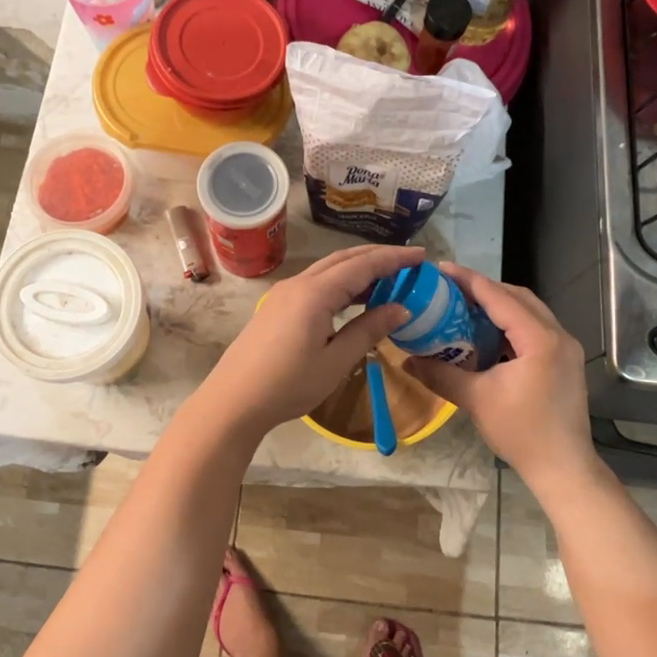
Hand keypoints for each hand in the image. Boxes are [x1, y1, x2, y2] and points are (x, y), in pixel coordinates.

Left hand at [191, 245, 423, 433]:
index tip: (422, 255)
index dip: (394, 258)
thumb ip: (368, 330)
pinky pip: (316, 282)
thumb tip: (401, 308)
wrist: (234, 400)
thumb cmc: (288, 384)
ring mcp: (284, 293)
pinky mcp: (277, 306)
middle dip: (378, 257)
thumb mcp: (335, 361)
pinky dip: (341, 283)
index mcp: (315, 293)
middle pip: (344, 259)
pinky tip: (355, 299)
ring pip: (328, 269)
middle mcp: (299, 284)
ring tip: (389, 279)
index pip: (362, 265)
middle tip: (410, 263)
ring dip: (359, 269)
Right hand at [404, 263, 597, 481]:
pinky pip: (535, 330)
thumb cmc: (522, 432)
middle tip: (451, 289)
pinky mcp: (565, 363)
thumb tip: (406, 361)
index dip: (468, 281)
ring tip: (466, 307)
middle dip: (485, 289)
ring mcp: (565, 349)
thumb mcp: (476, 400)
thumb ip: (441, 374)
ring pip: (530, 313)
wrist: (563, 468)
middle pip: (518, 298)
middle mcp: (558, 335)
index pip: (499, 298)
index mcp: (539, 338)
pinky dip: (511, 326)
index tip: (441, 269)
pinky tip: (487, 335)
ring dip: (499, 307)